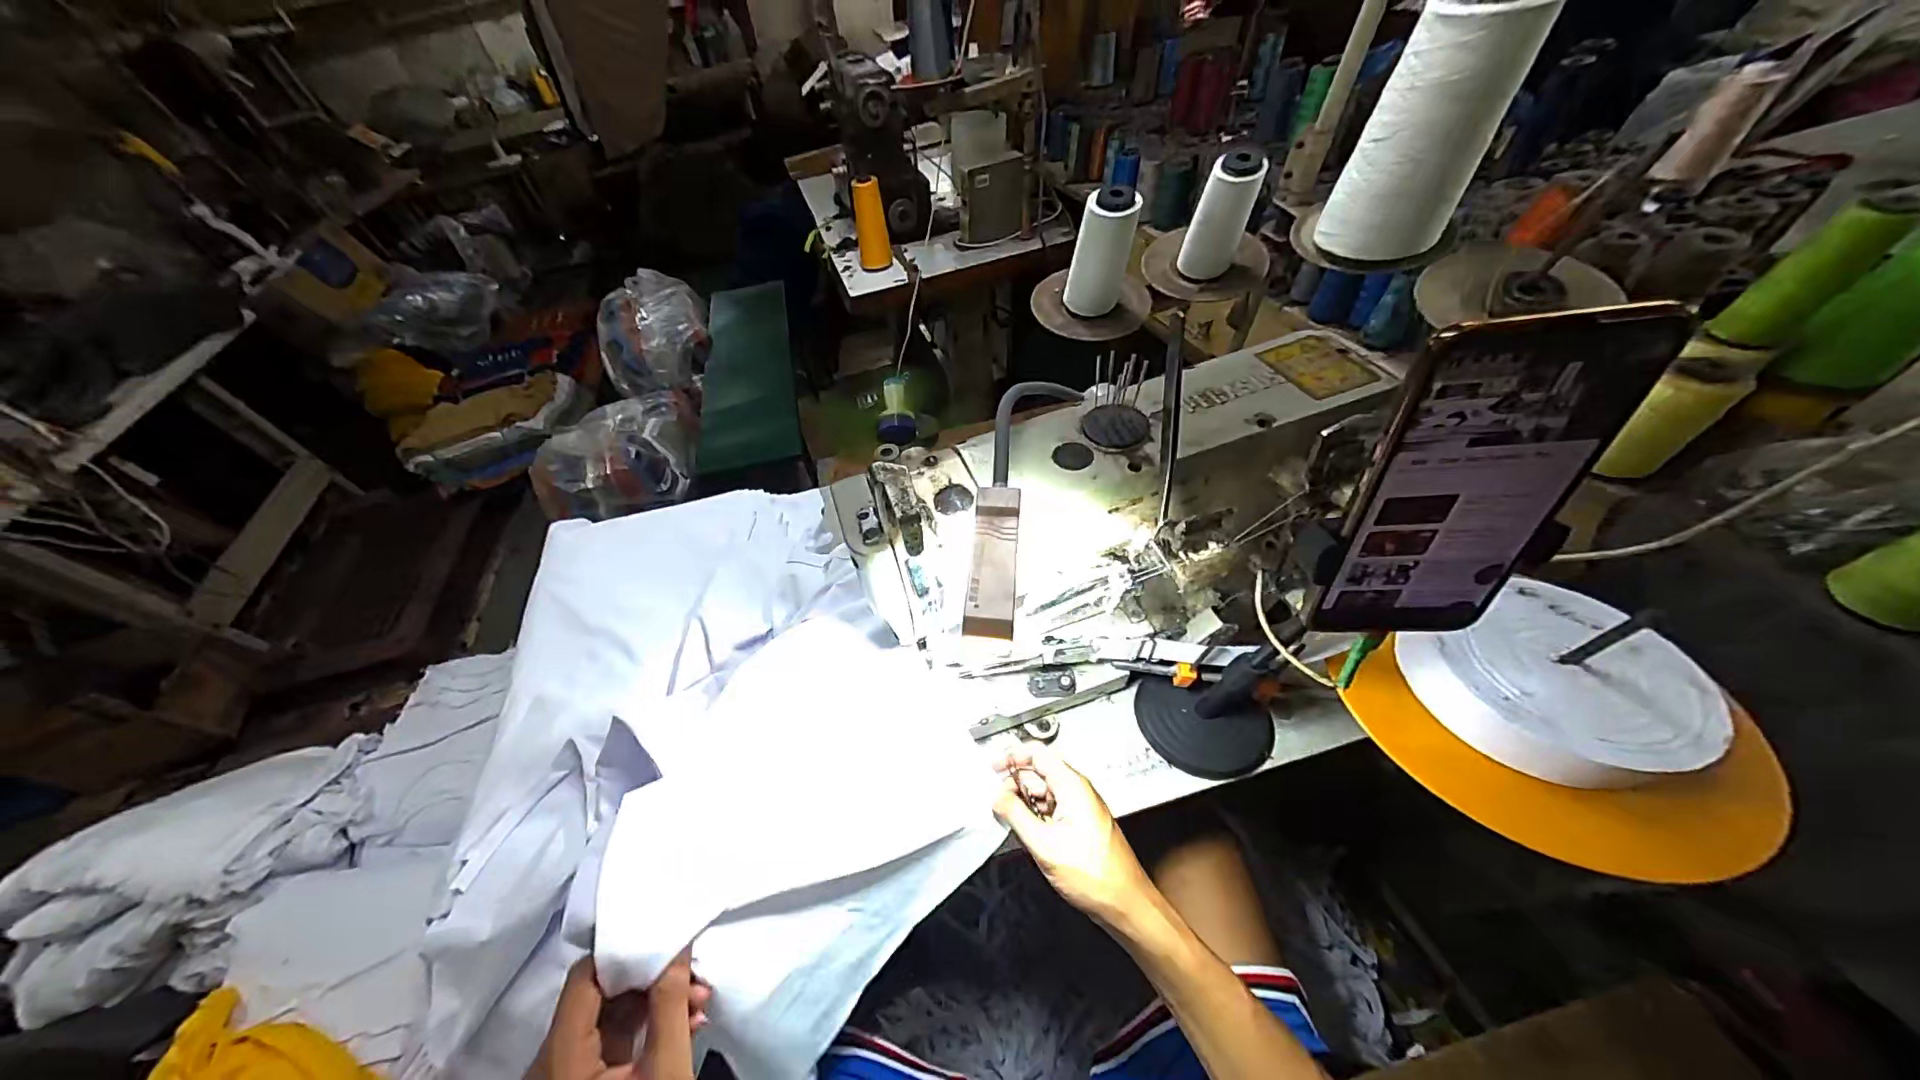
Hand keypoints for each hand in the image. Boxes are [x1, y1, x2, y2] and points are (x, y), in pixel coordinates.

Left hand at [530, 952, 710, 1079]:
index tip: (668, 945)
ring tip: (699, 1001)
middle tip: (695, 978)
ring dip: (657, 1002)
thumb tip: (677, 948)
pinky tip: (686, 1023)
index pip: (586, 977)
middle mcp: (552, 1061)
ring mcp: (567, 1074)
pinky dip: (649, 1026)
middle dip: (653, 980)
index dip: (626, 954)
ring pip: (612, 1015)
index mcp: (561, 1056)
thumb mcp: (665, 1070)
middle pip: (601, 994)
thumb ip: (670, 1005)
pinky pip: (615, 1038)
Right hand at [992, 745, 1155, 925]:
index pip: (1039, 754)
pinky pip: (1055, 808)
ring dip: (1027, 801)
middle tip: (1001, 800)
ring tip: (1014, 819)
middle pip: (1041, 771)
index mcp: (1073, 786)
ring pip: (1046, 791)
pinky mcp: (1082, 823)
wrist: (1124, 902)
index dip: (1014, 756)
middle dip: (1017, 783)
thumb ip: (1015, 814)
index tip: (997, 766)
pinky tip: (1031, 831)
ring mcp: (1082, 807)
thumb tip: (999, 798)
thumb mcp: (1043, 843)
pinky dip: (1038, 814)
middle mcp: (1080, 791)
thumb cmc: (1097, 876)